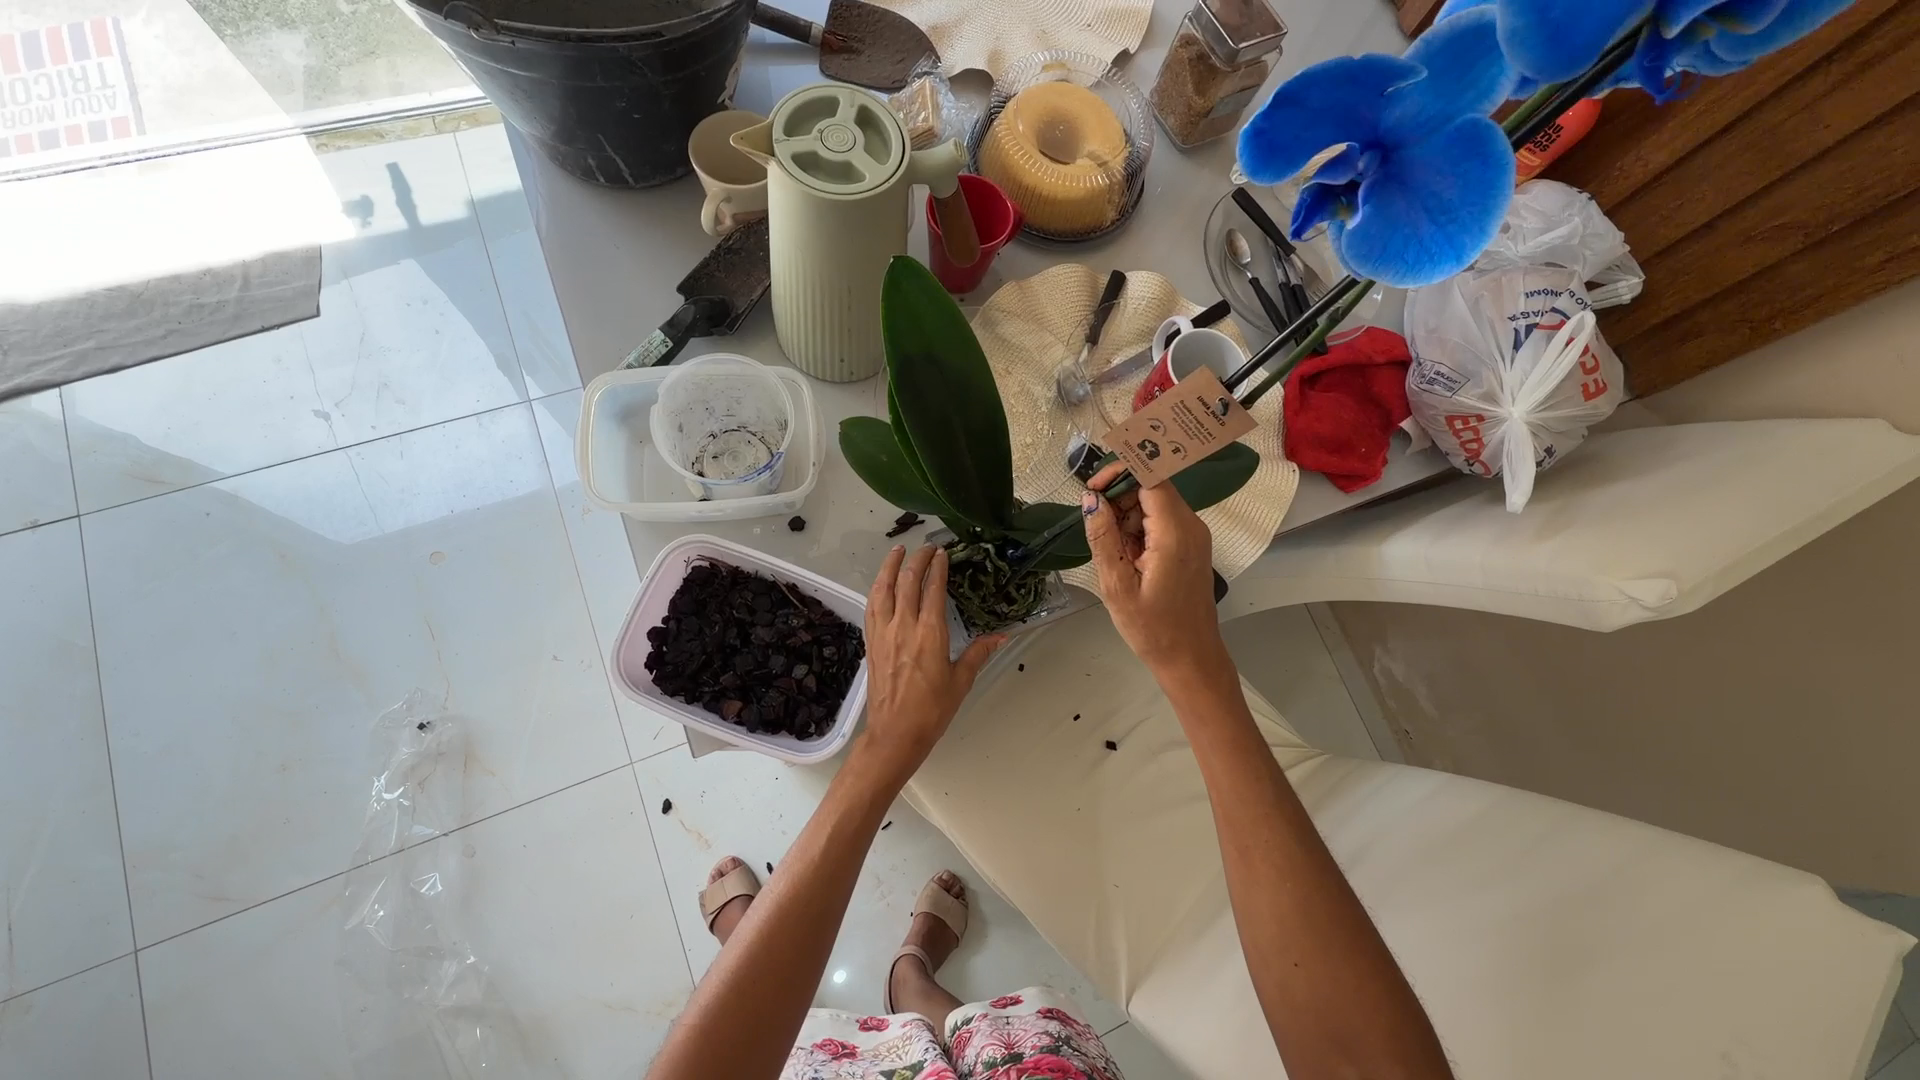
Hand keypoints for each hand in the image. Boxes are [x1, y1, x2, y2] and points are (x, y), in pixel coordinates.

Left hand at [855, 544, 1003, 786]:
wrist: (895, 733)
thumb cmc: (932, 710)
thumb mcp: (961, 681)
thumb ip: (978, 653)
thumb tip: (1000, 636)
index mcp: (929, 634)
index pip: (933, 589)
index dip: (937, 568)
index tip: (942, 553)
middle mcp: (904, 627)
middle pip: (907, 582)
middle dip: (917, 560)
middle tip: (927, 548)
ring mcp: (884, 633)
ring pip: (883, 589)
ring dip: (890, 567)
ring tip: (897, 551)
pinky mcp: (872, 642)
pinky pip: (872, 607)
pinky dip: (877, 589)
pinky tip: (881, 583)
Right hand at [1082, 462, 1229, 675]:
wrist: (1190, 658)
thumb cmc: (1152, 629)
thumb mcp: (1117, 585)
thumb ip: (1103, 537)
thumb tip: (1089, 498)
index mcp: (1175, 532)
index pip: (1150, 476)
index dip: (1119, 473)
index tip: (1092, 490)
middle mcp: (1191, 525)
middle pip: (1151, 486)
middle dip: (1119, 499)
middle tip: (1098, 531)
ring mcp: (1194, 534)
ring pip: (1154, 504)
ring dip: (1127, 518)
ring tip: (1115, 554)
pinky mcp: (1190, 545)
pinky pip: (1161, 521)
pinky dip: (1139, 531)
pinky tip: (1128, 560)